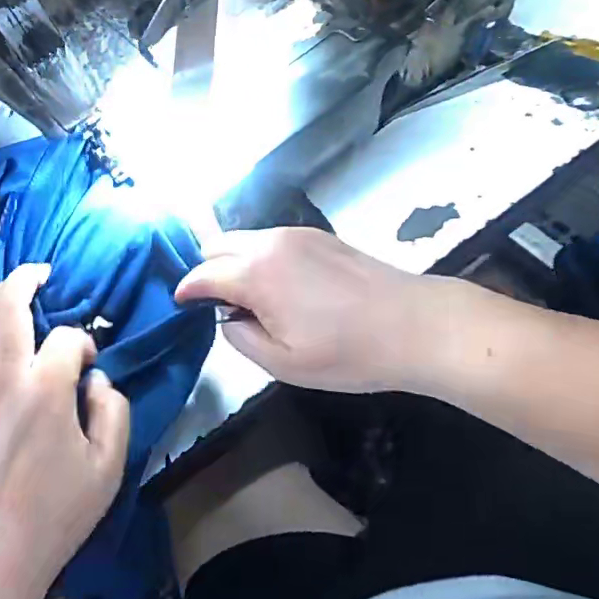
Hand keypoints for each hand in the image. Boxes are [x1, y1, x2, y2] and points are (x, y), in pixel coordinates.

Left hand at [0, 265, 130, 598]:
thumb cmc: (50, 518)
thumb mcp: (107, 471)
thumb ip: (113, 413)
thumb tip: (95, 379)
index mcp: (45, 390)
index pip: (67, 339)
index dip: (83, 343)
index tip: (88, 364)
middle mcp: (0, 376)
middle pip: (8, 304)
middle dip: (27, 278)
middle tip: (41, 271)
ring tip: (6, 288)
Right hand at [174, 228, 464, 393]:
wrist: (418, 325)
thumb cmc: (349, 352)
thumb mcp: (284, 363)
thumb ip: (241, 338)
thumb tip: (229, 317)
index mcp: (255, 273)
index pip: (202, 274)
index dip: (186, 290)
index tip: (180, 303)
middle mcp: (268, 243)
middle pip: (216, 245)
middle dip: (207, 270)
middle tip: (217, 303)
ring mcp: (294, 234)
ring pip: (243, 239)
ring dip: (234, 262)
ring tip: (252, 296)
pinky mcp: (317, 234)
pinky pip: (270, 240)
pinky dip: (260, 257)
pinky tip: (283, 285)